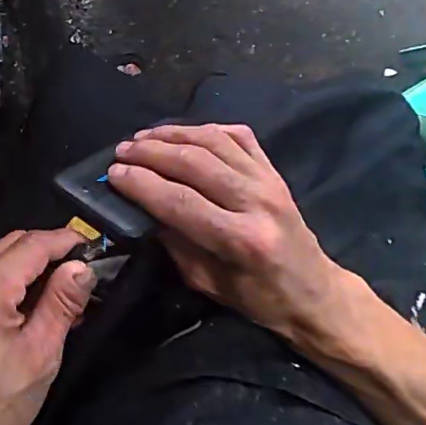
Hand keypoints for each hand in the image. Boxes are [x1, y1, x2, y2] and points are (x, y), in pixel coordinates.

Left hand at [0, 229, 97, 424]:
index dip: (64, 240)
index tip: (92, 245)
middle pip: (10, 243)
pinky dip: (7, 278)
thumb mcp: (40, 355)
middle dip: (47, 250)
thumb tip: (82, 266)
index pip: (30, 245)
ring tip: (59, 290)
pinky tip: (29, 301)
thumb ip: (61, 303)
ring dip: (27, 264)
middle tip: (80, 273)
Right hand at [107, 123, 359, 346]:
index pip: (179, 201)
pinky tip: (181, 133)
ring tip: (142, 137)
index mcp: (240, 239)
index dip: (141, 183)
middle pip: (194, 163)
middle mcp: (257, 202)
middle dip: (150, 153)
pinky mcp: (273, 170)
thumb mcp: (205, 280)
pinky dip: (205, 129)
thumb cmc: (255, 295)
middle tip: (121, 151)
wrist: (312, 290)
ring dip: (172, 134)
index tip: (113, 173)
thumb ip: (173, 241)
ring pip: (213, 142)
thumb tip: (140, 207)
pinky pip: (237, 136)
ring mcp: (269, 181)